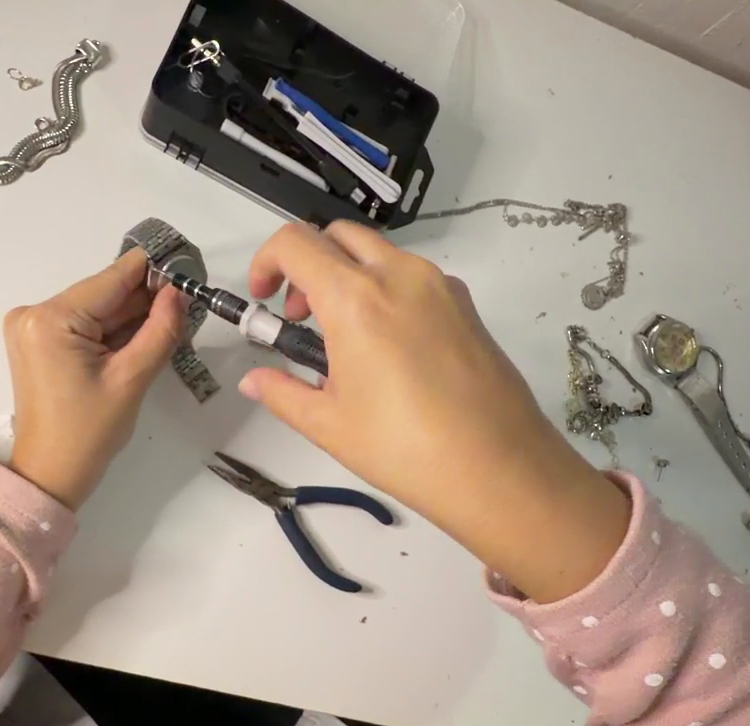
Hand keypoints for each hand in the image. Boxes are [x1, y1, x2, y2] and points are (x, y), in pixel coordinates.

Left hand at [6, 250, 188, 508]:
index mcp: (50, 319)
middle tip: (187, 304)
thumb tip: (179, 291)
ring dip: (130, 318)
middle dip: (143, 300)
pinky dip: (111, 333)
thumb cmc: (89, 434)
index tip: (187, 266)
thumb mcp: (131, 379)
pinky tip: (141, 339)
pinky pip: (83, 326)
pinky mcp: (38, 343)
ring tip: (170, 325)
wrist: (50, 474)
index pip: (111, 280)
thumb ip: (159, 330)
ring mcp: (32, 328)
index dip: (152, 271)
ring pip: (96, 310)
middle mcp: (33, 313)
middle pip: (102, 294)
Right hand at [240, 222, 629, 601]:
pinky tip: (385, 351)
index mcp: (355, 298)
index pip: (295, 244)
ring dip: (347, 277)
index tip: (263, 299)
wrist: (496, 466)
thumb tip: (254, 381)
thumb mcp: (327, 424)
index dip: (265, 262)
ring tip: (342, 341)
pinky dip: (384, 292)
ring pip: (379, 254)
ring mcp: (440, 286)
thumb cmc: (402, 448)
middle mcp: (399, 275)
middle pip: (337, 236)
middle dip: (306, 265)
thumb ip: (282, 392)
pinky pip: (413, 278)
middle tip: (299, 317)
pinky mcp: (465, 305)